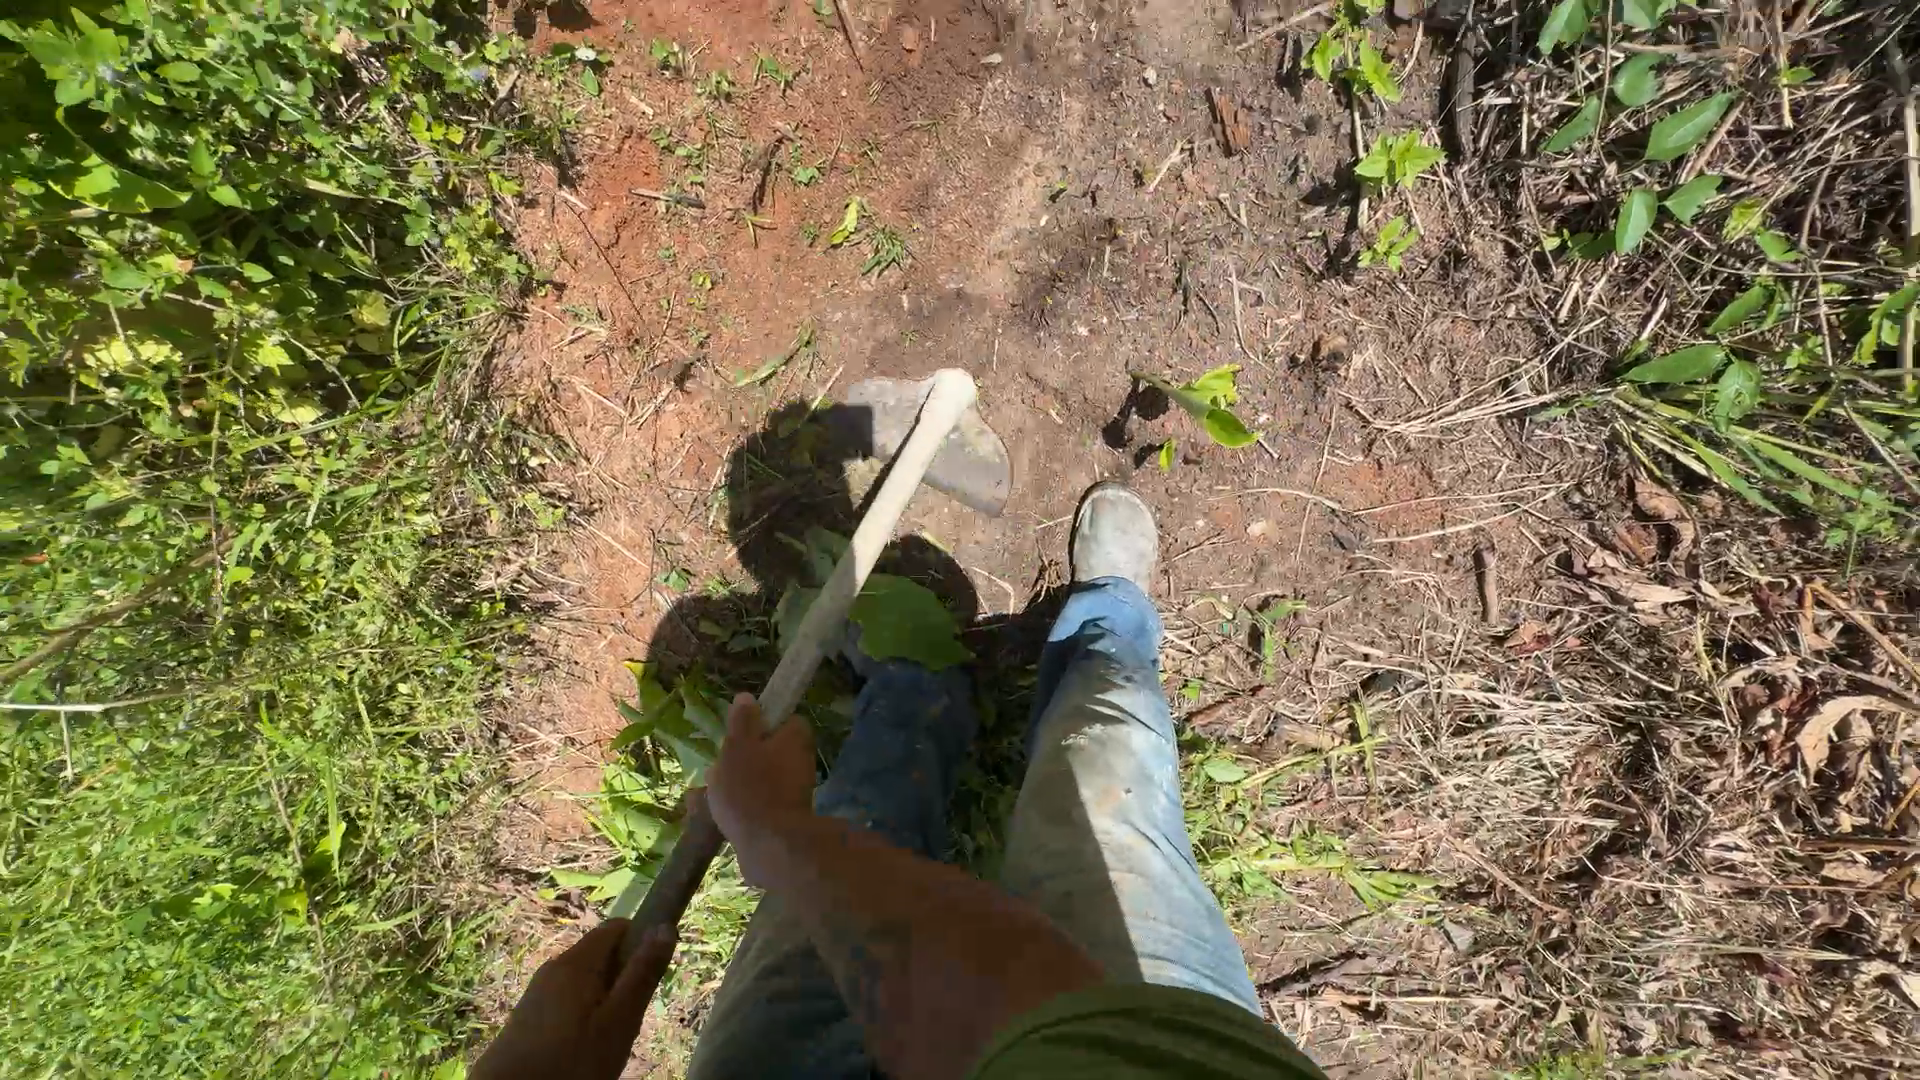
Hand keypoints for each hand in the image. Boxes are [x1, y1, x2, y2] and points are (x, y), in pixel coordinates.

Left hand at [472, 918, 674, 1079]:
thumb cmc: (569, 1065)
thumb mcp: (618, 1022)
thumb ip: (642, 973)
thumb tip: (665, 926)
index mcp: (575, 963)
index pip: (617, 927)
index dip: (640, 943)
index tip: (648, 978)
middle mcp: (552, 969)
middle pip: (601, 957)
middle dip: (621, 981)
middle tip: (626, 1021)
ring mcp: (534, 995)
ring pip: (584, 984)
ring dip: (602, 1004)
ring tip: (604, 1042)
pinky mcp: (524, 1021)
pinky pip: (564, 1004)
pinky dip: (580, 1019)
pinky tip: (579, 1053)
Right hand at [706, 692, 815, 883]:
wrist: (770, 846)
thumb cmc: (750, 787)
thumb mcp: (738, 747)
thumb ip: (742, 722)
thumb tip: (747, 697)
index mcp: (796, 738)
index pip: (784, 721)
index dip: (760, 726)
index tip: (738, 736)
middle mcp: (801, 761)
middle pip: (768, 751)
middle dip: (739, 759)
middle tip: (715, 770)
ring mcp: (795, 791)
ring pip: (760, 778)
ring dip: (734, 784)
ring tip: (705, 795)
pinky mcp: (785, 817)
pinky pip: (758, 803)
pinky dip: (739, 806)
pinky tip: (713, 814)